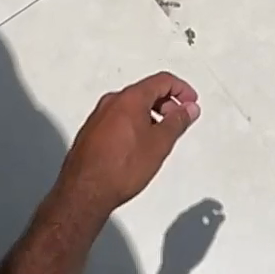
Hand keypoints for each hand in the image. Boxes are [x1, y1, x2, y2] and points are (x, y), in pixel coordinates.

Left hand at [53, 72, 200, 219]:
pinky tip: (137, 146)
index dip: (181, 89)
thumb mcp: (160, 144)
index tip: (191, 101)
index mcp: (130, 97)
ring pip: (130, 105)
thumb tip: (189, 108)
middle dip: (166, 102)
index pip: (163, 80)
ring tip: (159, 136)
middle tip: (178, 118)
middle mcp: (112, 101)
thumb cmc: (120, 168)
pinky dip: (133, 124)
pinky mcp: (90, 132)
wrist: (84, 193)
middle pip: (146, 91)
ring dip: (150, 114)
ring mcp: (98, 116)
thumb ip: (178, 121)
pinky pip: (117, 118)